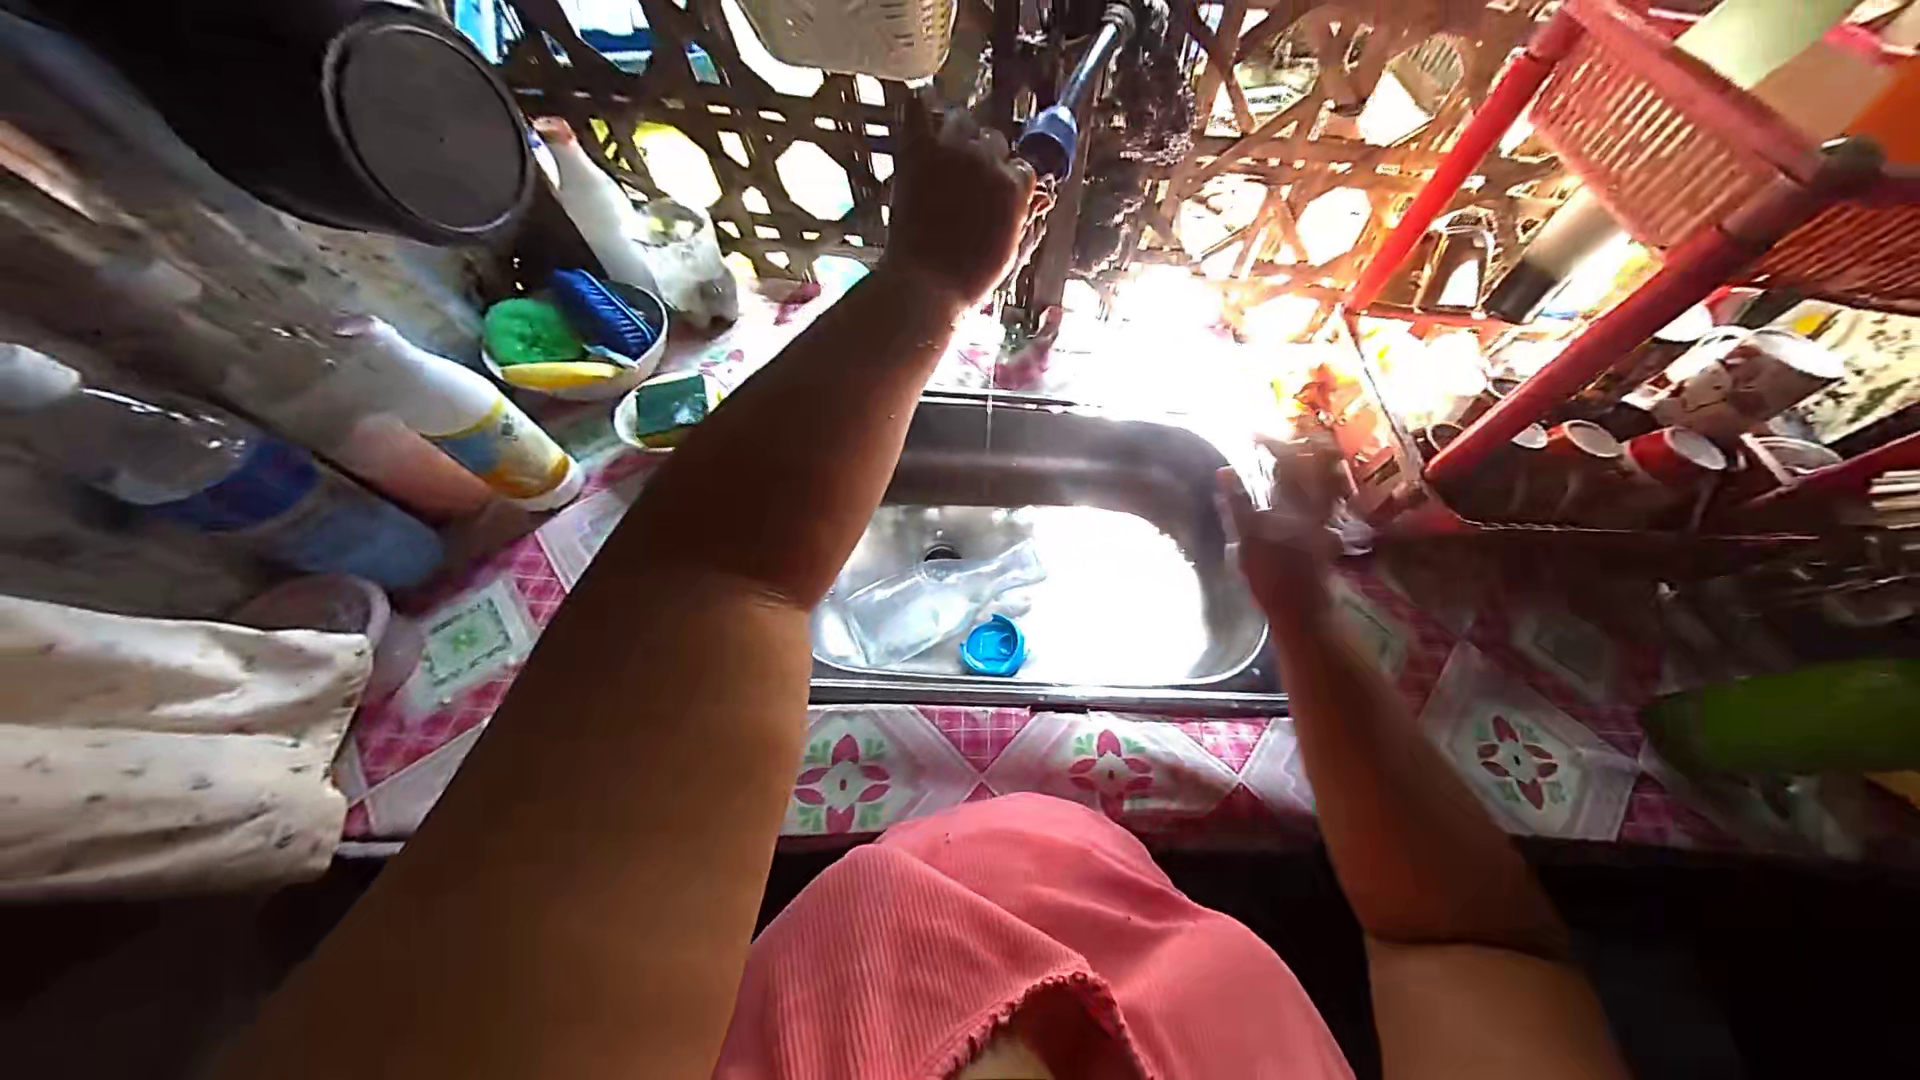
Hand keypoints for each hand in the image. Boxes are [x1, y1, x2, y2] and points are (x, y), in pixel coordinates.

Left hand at [880, 92, 1038, 309]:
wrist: (925, 286)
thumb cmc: (969, 280)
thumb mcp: (1010, 254)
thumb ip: (1024, 220)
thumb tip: (1037, 200)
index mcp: (1014, 186)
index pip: (1021, 168)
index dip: (1009, 182)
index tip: (997, 195)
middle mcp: (987, 160)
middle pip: (993, 141)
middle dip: (987, 160)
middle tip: (970, 185)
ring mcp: (950, 152)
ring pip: (962, 121)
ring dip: (959, 136)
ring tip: (948, 159)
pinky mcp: (916, 153)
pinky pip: (917, 110)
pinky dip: (920, 107)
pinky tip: (921, 107)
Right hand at [1216, 437, 1342, 633]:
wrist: (1302, 609)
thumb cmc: (1271, 577)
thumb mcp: (1246, 540)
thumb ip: (1237, 503)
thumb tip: (1225, 471)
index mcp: (1293, 503)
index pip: (1285, 462)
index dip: (1269, 443)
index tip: (1251, 434)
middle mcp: (1314, 506)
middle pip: (1313, 464)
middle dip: (1296, 445)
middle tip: (1278, 435)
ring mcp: (1324, 518)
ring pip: (1323, 479)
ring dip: (1310, 461)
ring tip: (1295, 449)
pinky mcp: (1327, 531)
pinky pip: (1326, 497)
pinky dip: (1317, 483)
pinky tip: (1305, 484)